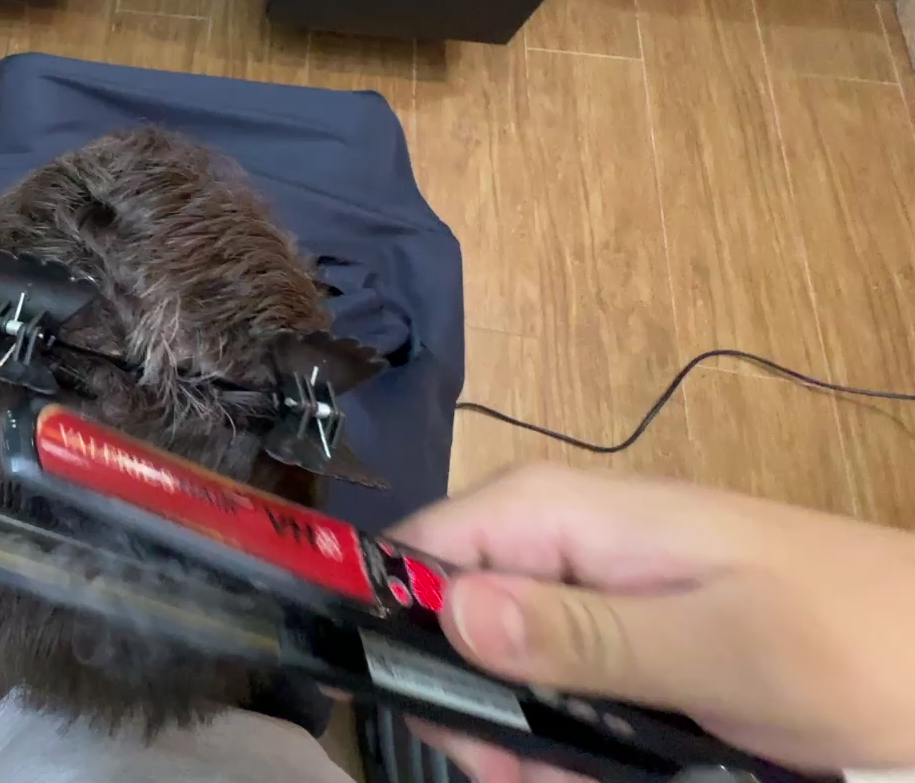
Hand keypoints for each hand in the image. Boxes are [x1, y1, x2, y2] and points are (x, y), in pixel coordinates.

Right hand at [390, 465, 914, 781]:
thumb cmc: (866, 643)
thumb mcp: (732, 651)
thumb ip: (588, 633)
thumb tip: (452, 613)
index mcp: (541, 512)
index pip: (413, 551)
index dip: (400, 625)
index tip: (438, 717)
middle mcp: (538, 537)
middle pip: (446, 612)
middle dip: (471, 699)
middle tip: (517, 776)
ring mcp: (575, 581)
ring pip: (495, 655)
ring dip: (522, 729)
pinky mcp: (607, 625)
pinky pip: (549, 674)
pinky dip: (564, 733)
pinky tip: (599, 771)